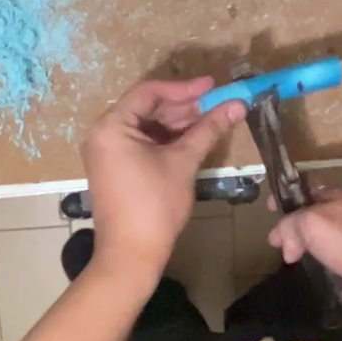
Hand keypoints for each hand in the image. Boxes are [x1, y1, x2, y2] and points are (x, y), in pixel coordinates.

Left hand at [81, 77, 245, 285]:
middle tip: (217, 105)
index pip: (149, 92)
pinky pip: (141, 144)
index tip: (213, 86)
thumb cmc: (154, 205)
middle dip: (183, 107)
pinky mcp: (115, 169)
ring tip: (210, 122)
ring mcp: (107, 153)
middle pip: (146, 108)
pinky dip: (165, 141)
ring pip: (146, 127)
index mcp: (111, 126)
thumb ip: (208, 129)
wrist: (131, 254)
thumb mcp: (183, 162)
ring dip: (177, 124)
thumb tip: (238, 104)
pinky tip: (192, 140)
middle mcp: (103, 134)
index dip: (184, 87)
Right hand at [268, 187, 341, 311]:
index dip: (286, 196)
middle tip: (279, 246)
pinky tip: (325, 275)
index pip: (306, 188)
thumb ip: (291, 227)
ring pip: (332, 237)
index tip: (269, 208)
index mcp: (337, 196)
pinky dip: (332, 263)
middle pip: (317, 214)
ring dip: (314, 247)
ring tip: (297, 262)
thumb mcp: (313, 225)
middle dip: (296, 227)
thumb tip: (283, 241)